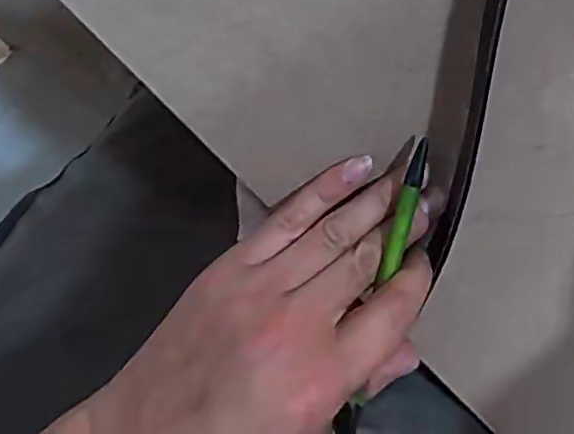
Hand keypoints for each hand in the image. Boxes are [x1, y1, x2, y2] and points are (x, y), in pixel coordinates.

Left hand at [52, 154, 439, 433]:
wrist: (145, 433)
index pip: (391, 311)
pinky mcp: (235, 262)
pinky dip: (327, 186)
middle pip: (366, 259)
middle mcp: (297, 324)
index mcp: (321, 377)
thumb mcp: (307, 430)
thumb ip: (360, 384)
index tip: (426, 257)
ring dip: (375, 198)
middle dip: (404, 226)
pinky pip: (290, 214)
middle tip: (429, 200)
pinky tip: (357, 166)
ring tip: (404, 177)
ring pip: (335, 229)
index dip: (417, 277)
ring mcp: (262, 285)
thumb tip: (408, 346)